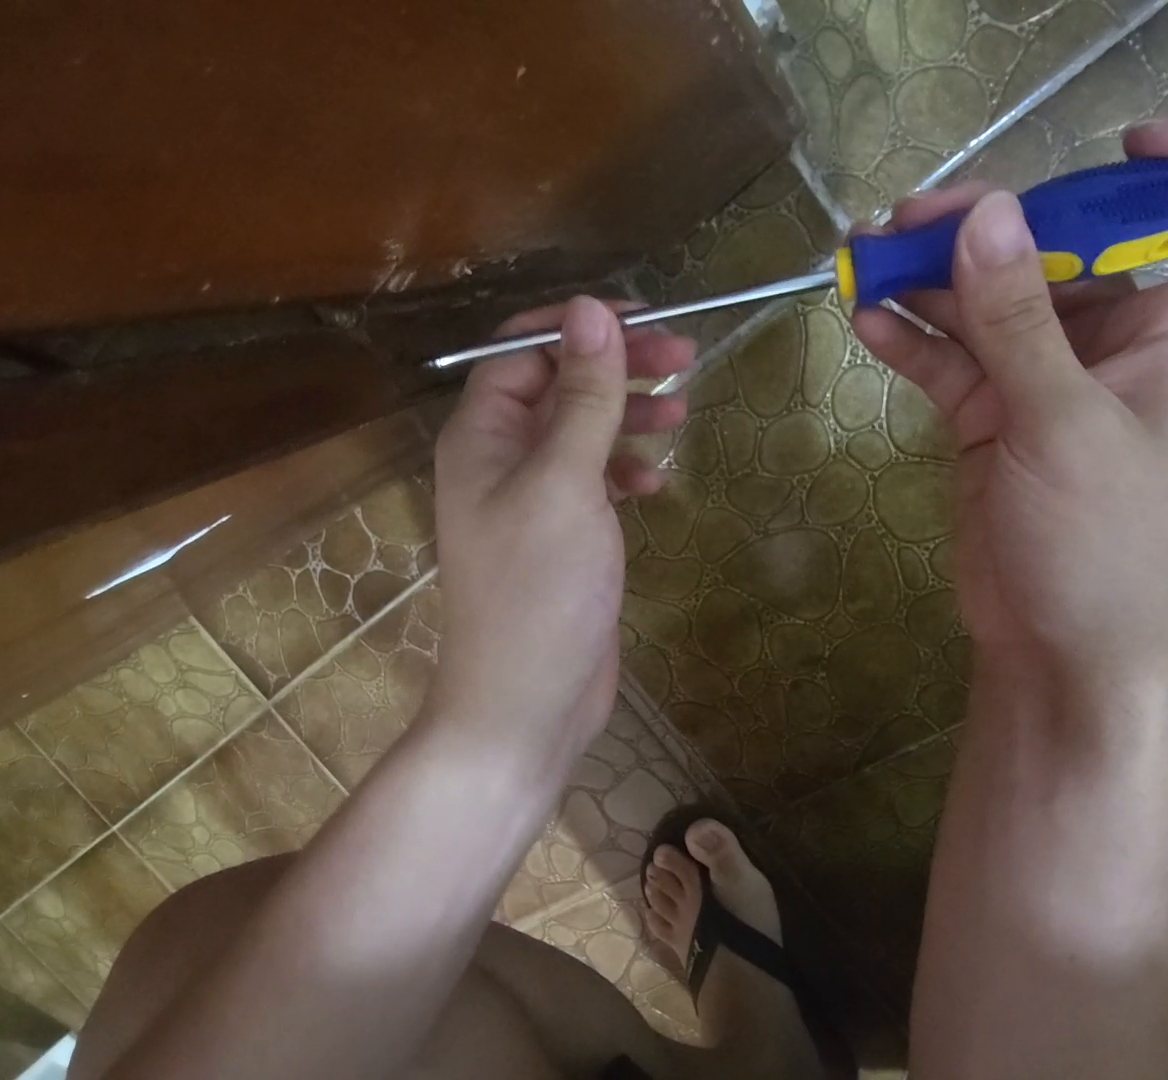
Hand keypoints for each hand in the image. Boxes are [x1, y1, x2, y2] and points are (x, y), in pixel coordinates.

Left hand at [430, 296, 692, 748]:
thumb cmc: (539, 589)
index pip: (524, 350)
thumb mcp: (564, 482)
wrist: (527, 702)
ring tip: (681, 415)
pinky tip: (653, 484)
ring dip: (627, 415)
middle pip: (559, 385)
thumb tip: (592, 310)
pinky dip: (623, 470)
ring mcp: (531, 498)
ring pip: (581, 431)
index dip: (581, 328)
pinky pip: (592, 479)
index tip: (647, 322)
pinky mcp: (561, 534)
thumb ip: (582, 397)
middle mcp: (499, 457)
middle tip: (685, 360)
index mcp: (482, 434)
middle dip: (617, 368)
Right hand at [852, 115, 1167, 690]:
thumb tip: (986, 215)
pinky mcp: (989, 419)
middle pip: (1071, 248)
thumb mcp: (1062, 423)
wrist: (1051, 646)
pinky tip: (865, 319)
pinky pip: (949, 360)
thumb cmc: (1096, 541)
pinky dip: (910, 339)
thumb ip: (1019, 321)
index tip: (1123, 143)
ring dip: (934, 277)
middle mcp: (1114, 347)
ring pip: (993, 302)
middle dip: (1001, 224)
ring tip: (868, 254)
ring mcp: (1043, 382)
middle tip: (918, 219)